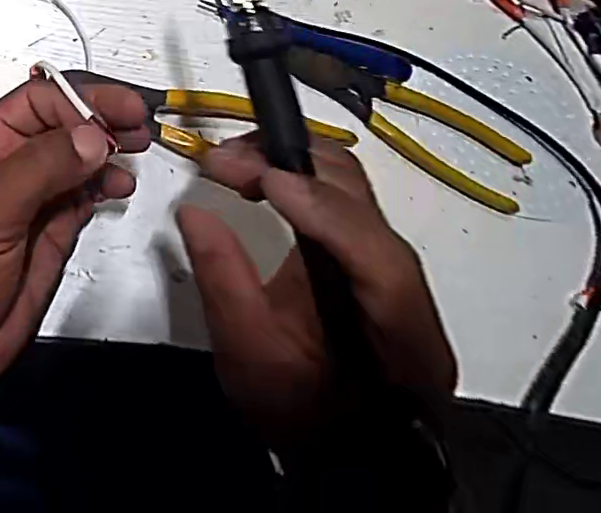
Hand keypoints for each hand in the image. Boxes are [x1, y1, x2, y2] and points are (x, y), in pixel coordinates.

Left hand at [0, 77, 152, 390]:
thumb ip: (42, 167)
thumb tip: (93, 136)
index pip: (42, 100)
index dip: (82, 99)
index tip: (118, 113)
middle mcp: (15, 158)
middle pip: (67, 120)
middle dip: (103, 116)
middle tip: (137, 124)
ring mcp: (37, 190)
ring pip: (82, 153)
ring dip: (111, 148)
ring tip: (136, 150)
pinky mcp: (55, 221)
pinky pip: (88, 189)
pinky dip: (108, 182)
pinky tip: (120, 186)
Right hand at [175, 134, 455, 442]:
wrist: (337, 439)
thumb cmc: (302, 412)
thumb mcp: (250, 354)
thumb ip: (223, 280)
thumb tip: (195, 213)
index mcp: (398, 329)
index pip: (370, 252)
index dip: (319, 206)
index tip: (262, 179)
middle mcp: (405, 283)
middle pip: (359, 198)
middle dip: (290, 164)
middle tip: (226, 160)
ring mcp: (389, 258)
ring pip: (348, 184)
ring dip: (287, 161)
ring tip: (234, 164)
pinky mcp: (366, 244)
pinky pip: (335, 191)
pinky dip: (293, 173)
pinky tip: (260, 176)